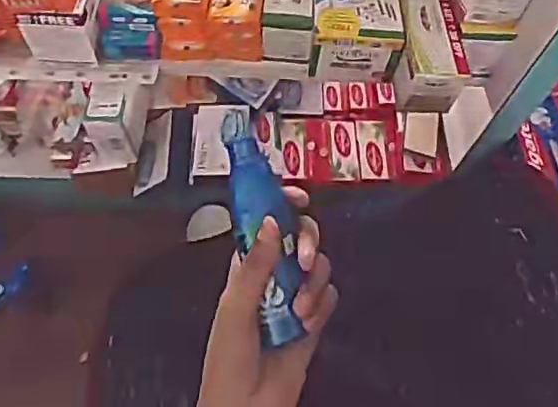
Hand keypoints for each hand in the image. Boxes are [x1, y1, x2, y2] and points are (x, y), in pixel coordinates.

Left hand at [197, 187, 338, 406]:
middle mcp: (274, 273)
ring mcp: (295, 294)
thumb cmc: (228, 360)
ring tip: (300, 310)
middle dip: (307, 240)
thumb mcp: (235, 308)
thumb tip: (272, 221)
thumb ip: (255, 265)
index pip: (266, 221)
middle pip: (299, 234)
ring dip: (313, 282)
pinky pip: (329, 295)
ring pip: (318, 262)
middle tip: (302, 260)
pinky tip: (308, 323)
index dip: (281, 203)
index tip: (297, 197)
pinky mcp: (313, 317)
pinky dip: (323, 305)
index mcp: (248, 264)